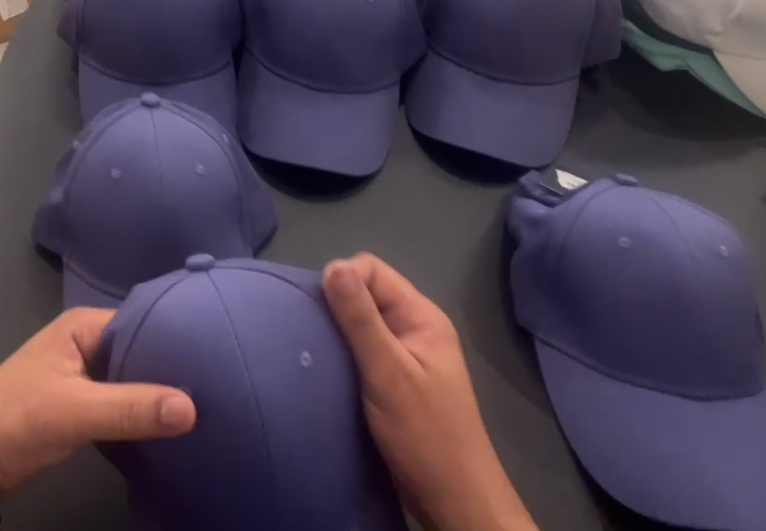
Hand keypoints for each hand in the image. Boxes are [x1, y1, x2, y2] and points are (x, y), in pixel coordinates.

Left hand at [0, 307, 196, 496]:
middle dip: (171, 367)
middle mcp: (87, 341)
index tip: (214, 356)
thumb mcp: (74, 411)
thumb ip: (130, 407)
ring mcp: (84, 373)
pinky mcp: (83, 402)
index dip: (175, 337)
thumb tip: (191, 406)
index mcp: (83, 326)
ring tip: (203, 403)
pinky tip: (170, 423)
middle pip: (140, 348)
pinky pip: (123, 399)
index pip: (142, 321)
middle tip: (215, 384)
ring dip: (157, 392)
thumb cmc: (17, 420)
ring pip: (133, 376)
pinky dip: (142, 410)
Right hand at [323, 254, 535, 530]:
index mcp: (421, 316)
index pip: (371, 270)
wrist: (454, 501)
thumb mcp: (388, 373)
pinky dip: (341, 354)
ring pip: (360, 322)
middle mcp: (413, 327)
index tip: (317, 311)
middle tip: (311, 334)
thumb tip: (333, 265)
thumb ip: (361, 319)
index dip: (341, 280)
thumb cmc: (424, 435)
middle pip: (364, 293)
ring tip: (313, 351)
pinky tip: (325, 370)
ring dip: (336, 332)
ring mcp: (405, 355)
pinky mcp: (393, 380)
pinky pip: (360, 349)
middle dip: (335, 306)